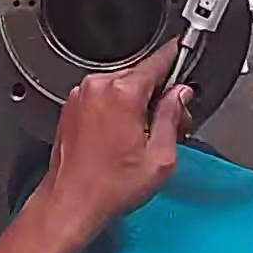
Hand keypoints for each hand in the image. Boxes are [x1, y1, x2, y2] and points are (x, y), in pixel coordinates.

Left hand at [17, 41, 192, 252]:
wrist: (71, 200)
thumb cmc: (110, 186)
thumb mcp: (159, 158)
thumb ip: (172, 117)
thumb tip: (180, 95)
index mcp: (122, 94)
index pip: (156, 62)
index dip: (173, 58)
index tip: (181, 52)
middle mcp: (98, 86)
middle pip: (138, 75)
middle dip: (155, 93)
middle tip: (164, 123)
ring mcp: (82, 94)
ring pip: (119, 85)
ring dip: (133, 101)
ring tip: (136, 136)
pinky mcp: (72, 104)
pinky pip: (102, 95)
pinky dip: (114, 106)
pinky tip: (117, 136)